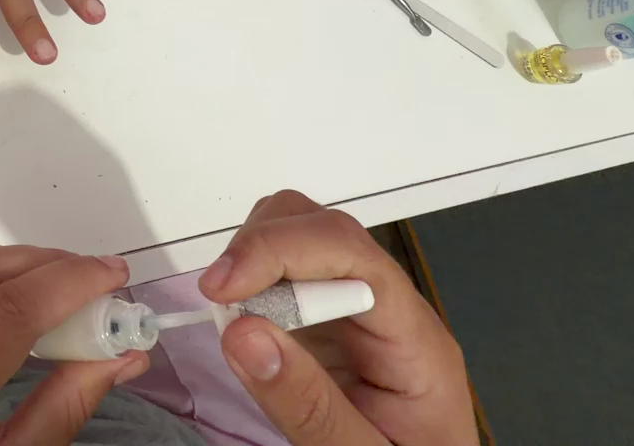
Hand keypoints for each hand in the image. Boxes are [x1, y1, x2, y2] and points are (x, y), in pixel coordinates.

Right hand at [199, 192, 477, 445]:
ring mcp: (355, 302)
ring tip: (233, 316)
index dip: (278, 250)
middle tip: (219, 300)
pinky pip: (282, 262)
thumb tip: (241, 334)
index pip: (348, 250)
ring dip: (251, 258)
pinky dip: (249, 275)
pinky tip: (245, 320)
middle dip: (258, 247)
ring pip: (297, 229)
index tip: (221, 287)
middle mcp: (388, 303)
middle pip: (320, 226)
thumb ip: (309, 406)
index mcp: (414, 337)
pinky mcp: (326, 310)